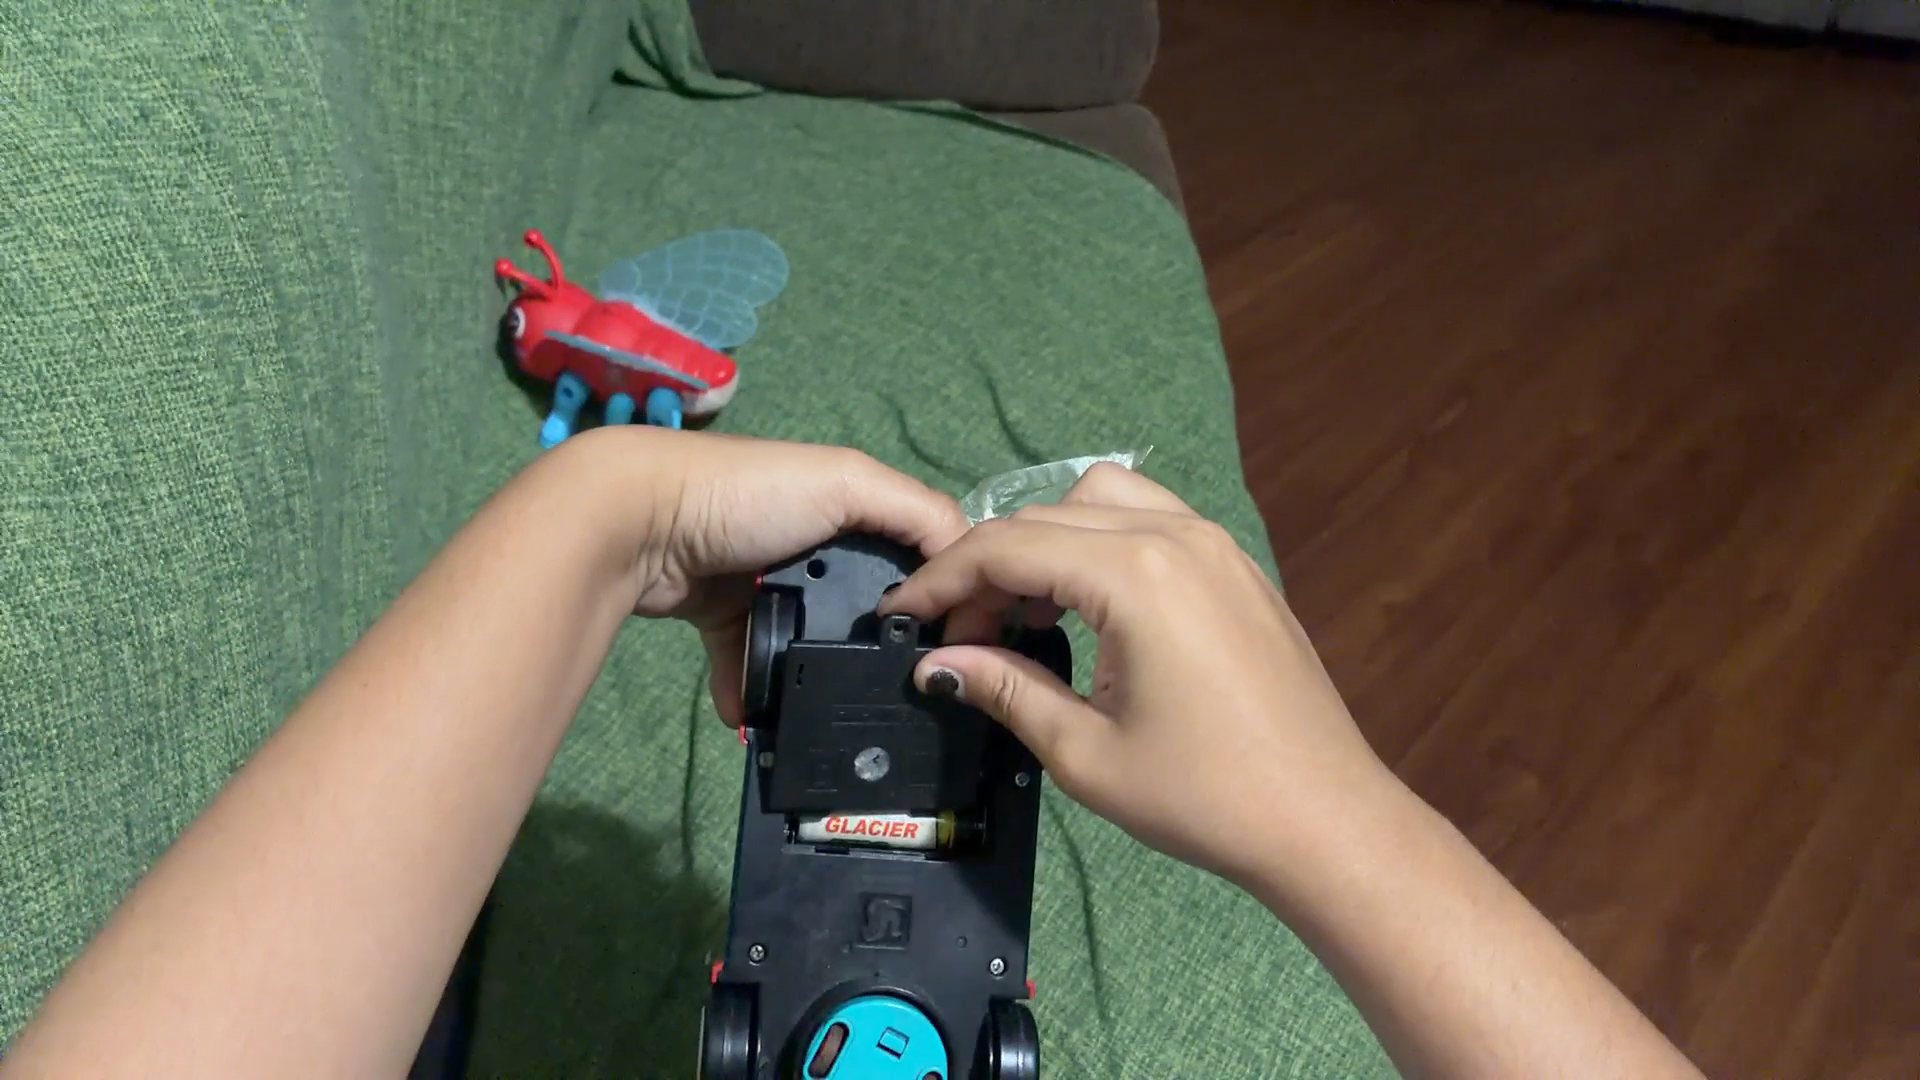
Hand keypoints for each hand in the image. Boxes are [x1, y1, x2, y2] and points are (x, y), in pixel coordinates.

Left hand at [559, 426, 970, 725]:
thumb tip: (967, 570)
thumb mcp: (849, 483)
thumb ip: (919, 514)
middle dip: (879, 644)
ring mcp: (769, 582)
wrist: (638, 523)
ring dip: (817, 674)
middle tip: (899, 689)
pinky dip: (755, 687)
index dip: (936, 593)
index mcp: (850, 504)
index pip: (913, 551)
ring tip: (834, 711)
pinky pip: (755, 660)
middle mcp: (814, 542)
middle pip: (865, 603)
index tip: (954, 644)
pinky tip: (759, 714)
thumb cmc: (752, 496)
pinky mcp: (729, 616)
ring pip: (811, 640)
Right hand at [880, 464, 1395, 889]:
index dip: (942, 577)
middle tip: (961, 634)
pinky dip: (1094, 537)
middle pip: (1043, 517)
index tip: (903, 611)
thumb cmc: (1204, 796)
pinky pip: (1142, 514)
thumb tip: (934, 665)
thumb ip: (1004, 689)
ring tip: (1024, 610)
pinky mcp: (1228, 558)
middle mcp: (1172, 533)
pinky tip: (1086, 596)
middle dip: (986, 567)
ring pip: (1093, 497)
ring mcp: (1209, 538)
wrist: (1326, 820)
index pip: (1007, 547)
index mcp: (1134, 574)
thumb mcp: (1085, 752)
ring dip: (1041, 541)